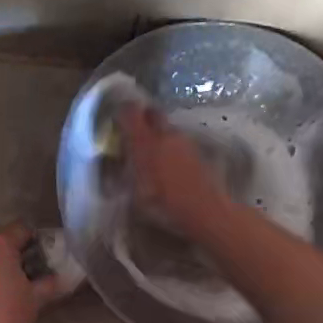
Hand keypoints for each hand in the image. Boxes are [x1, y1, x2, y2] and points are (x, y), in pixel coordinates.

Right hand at [120, 104, 229, 234]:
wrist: (206, 211)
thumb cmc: (165, 206)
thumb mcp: (135, 195)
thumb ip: (124, 174)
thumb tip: (119, 163)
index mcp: (144, 142)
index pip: (130, 111)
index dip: (122, 112)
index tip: (116, 120)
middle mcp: (165, 135)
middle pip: (153, 112)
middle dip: (143, 116)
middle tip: (135, 131)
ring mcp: (185, 141)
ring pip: (168, 128)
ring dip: (159, 133)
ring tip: (152, 153)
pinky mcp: (198, 151)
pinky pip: (179, 141)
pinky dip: (172, 146)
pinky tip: (170, 165)